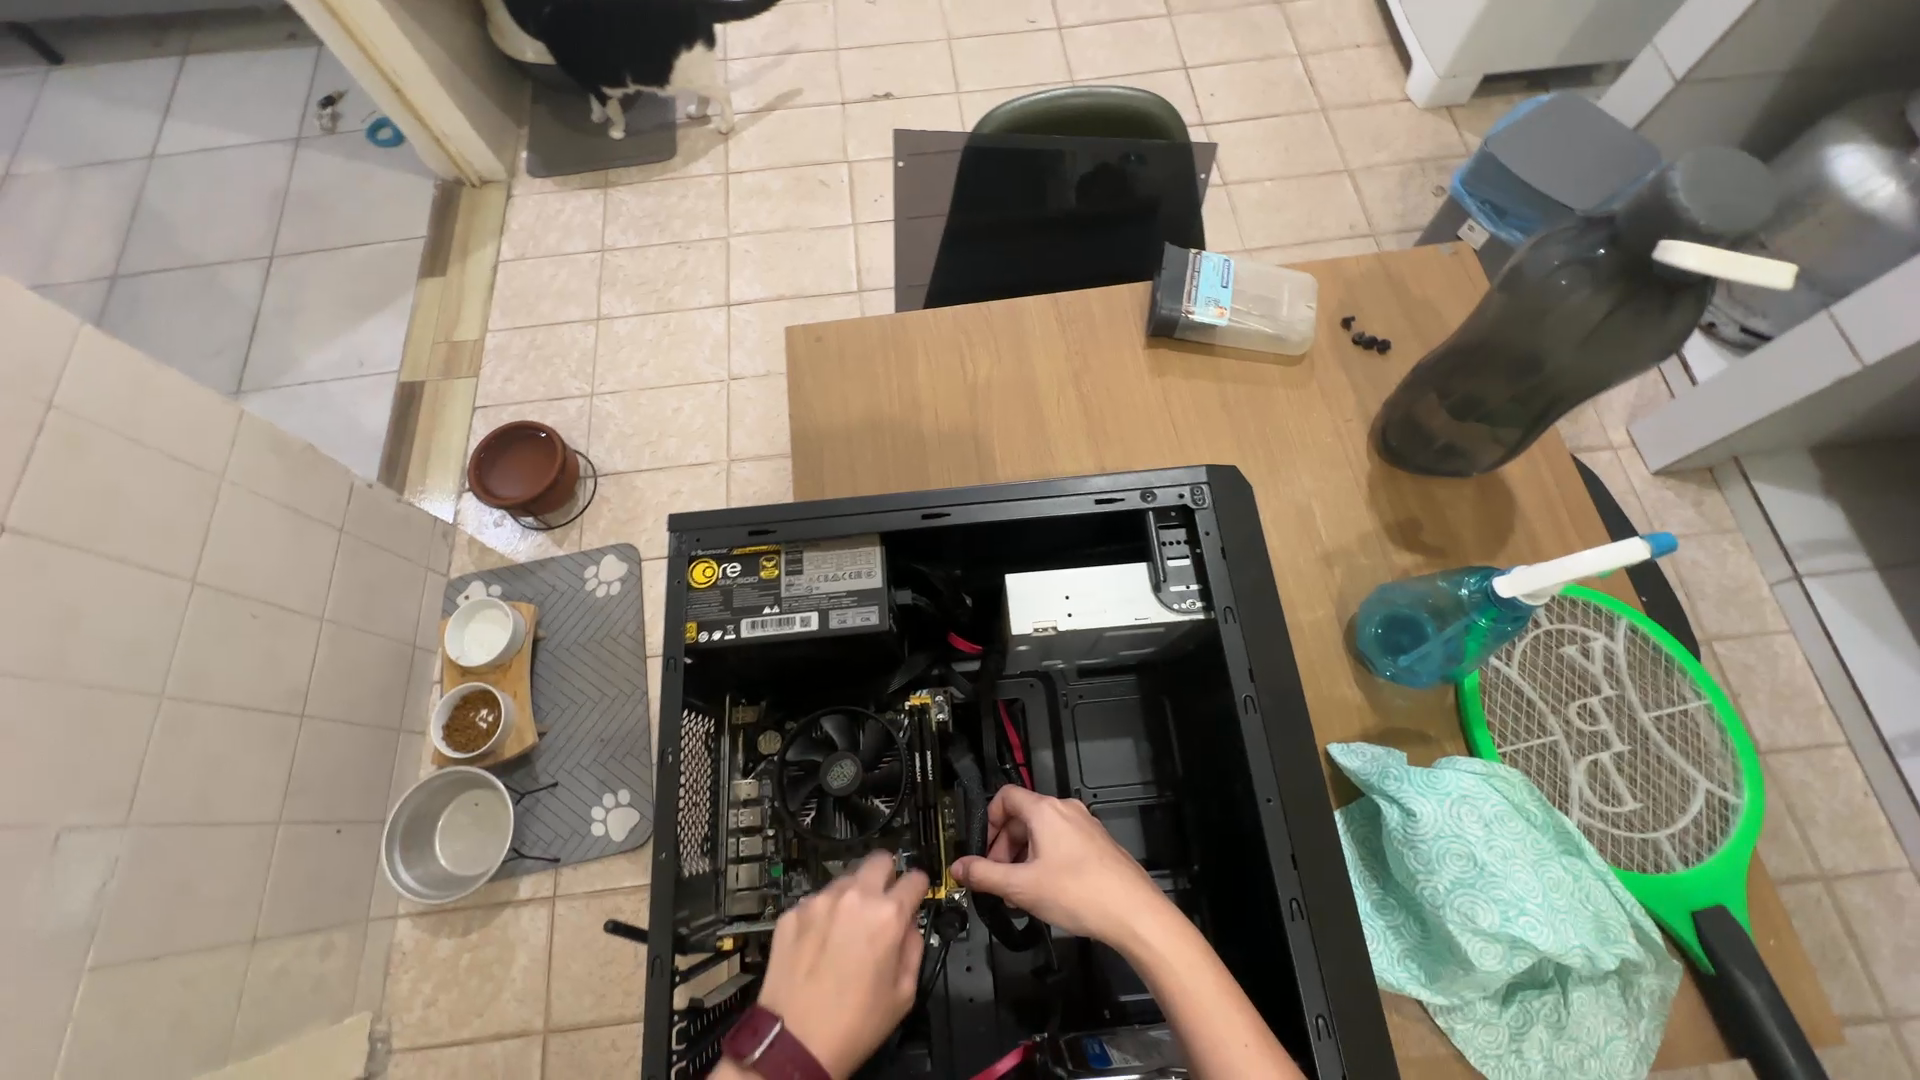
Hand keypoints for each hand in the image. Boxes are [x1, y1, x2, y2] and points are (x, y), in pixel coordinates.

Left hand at [753, 852, 929, 1079]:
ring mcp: (818, 901)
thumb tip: (909, 926)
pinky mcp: (791, 913)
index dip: (918, 888)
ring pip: (845, 879)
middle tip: (882, 903)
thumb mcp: (904, 993)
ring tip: (846, 930)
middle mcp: (853, 897)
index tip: (915, 895)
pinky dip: (822, 914)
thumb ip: (913, 947)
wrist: (794, 1043)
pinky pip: (815, 901)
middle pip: (879, 860)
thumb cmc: (854, 1024)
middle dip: (887, 876)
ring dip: (852, 895)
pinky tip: (819, 944)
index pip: (915, 878)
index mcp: (888, 915)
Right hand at [950, 786, 1170, 946]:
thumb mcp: (1021, 887)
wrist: (1134, 912)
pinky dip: (1045, 862)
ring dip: (1024, 858)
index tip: (984, 852)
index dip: (988, 821)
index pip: (1005, 797)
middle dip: (1004, 848)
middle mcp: (1066, 810)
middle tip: (998, 880)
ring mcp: (1085, 826)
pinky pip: (1061, 844)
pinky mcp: (1098, 845)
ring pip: (1042, 833)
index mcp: (1045, 810)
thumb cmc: (1078, 894)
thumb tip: (957, 868)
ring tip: (1020, 894)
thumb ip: (984, 876)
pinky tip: (1046, 894)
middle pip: (1022, 817)